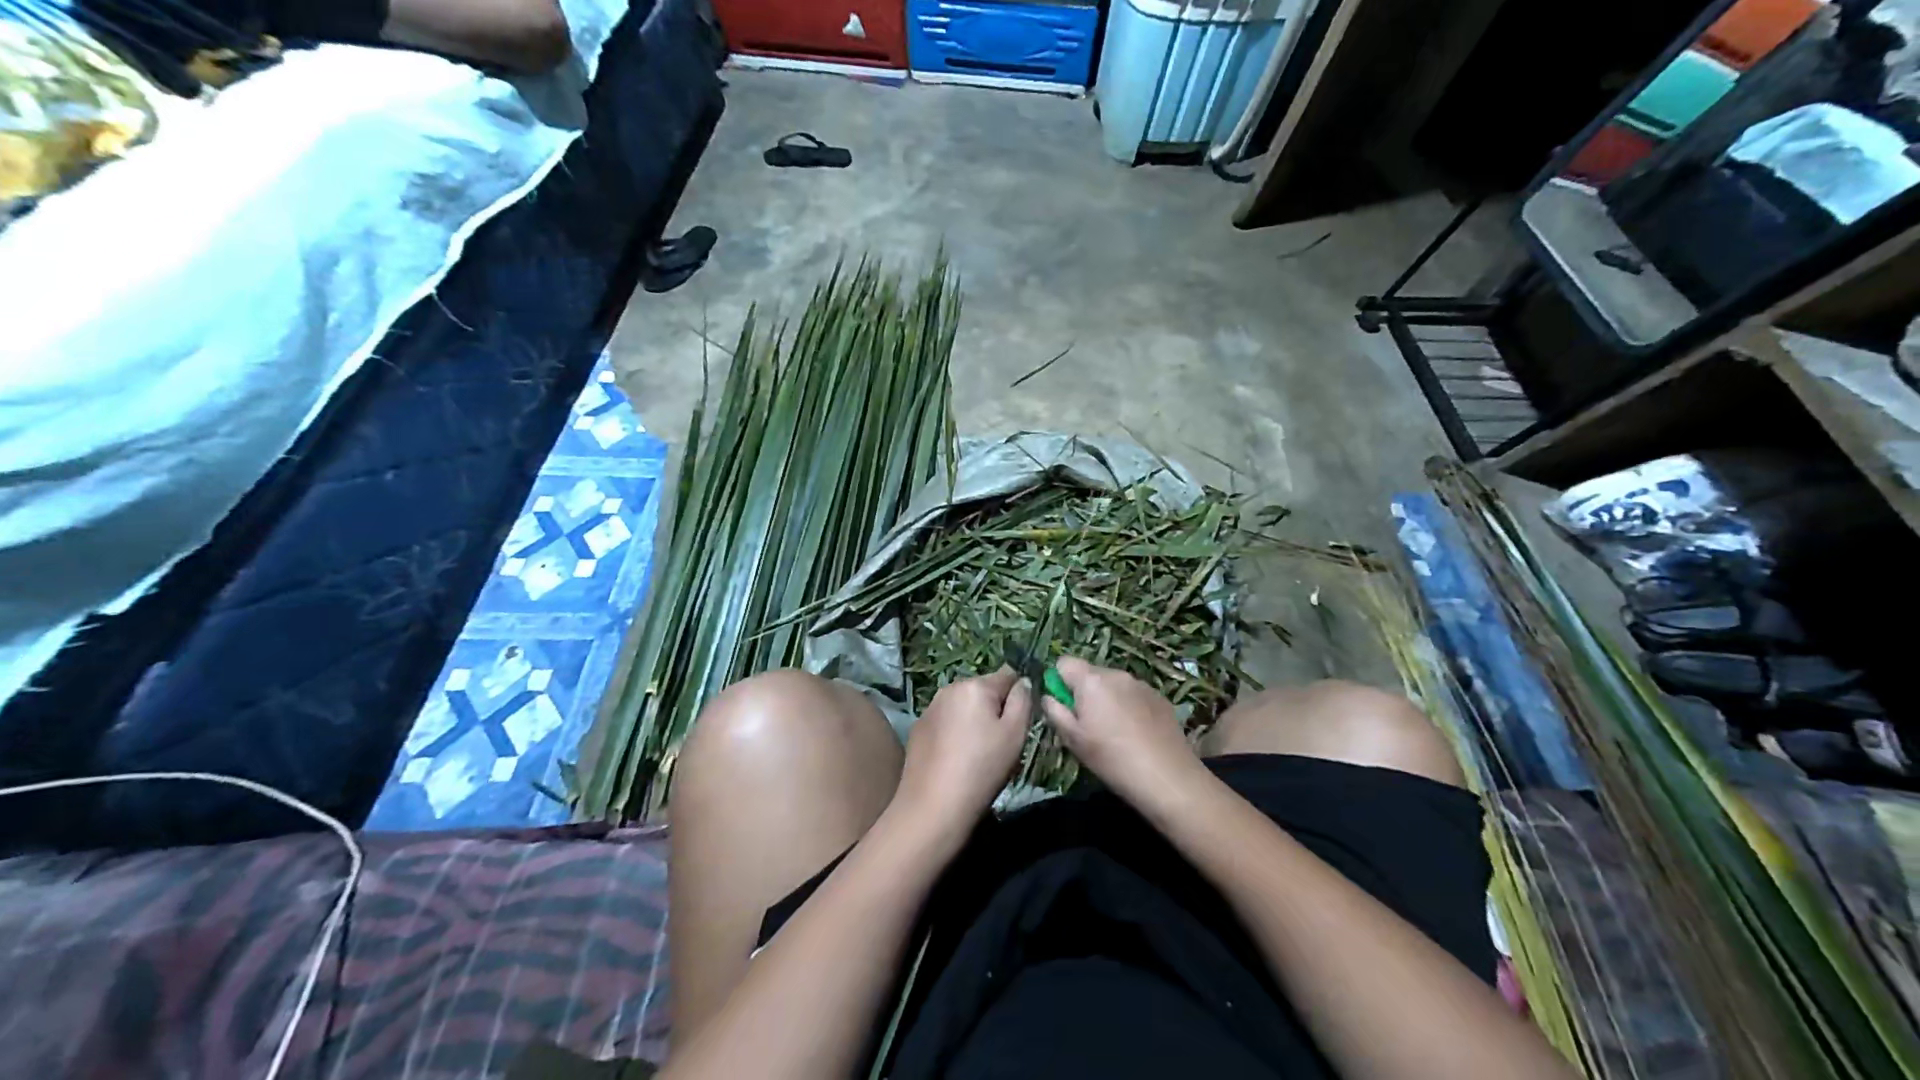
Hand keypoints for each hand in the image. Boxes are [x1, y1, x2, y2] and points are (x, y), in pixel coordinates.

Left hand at [893, 669, 1031, 839]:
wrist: (934, 805)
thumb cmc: (982, 768)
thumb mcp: (1015, 734)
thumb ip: (1023, 701)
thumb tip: (1023, 681)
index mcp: (975, 685)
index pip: (1008, 675)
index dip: (1019, 695)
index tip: (1020, 723)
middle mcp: (949, 688)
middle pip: (983, 690)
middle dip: (994, 708)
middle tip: (1001, 743)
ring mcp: (930, 708)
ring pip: (963, 707)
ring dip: (974, 721)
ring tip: (978, 754)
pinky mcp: (918, 729)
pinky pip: (946, 722)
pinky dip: (955, 733)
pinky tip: (956, 759)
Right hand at [1042, 657, 1207, 811]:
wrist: (1167, 776)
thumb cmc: (1111, 758)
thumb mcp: (1073, 740)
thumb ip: (1055, 712)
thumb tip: (1049, 697)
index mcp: (1091, 681)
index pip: (1064, 663)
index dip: (1059, 681)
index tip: (1065, 706)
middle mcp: (1116, 674)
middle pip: (1090, 673)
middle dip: (1085, 692)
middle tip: (1089, 725)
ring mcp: (1141, 684)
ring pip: (1113, 684)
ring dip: (1108, 699)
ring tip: (1115, 732)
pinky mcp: (1160, 697)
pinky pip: (1134, 694)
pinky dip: (1129, 707)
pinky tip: (1137, 733)